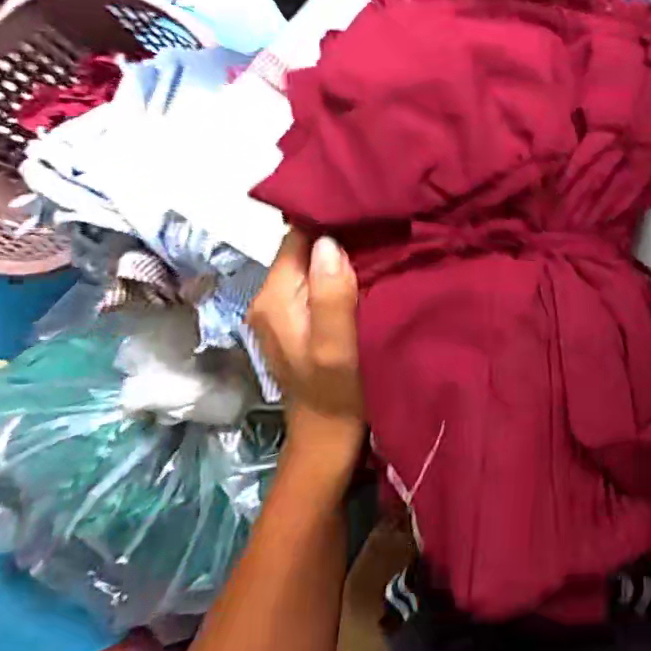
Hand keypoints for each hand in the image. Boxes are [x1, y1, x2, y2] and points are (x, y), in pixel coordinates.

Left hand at [250, 231, 364, 431]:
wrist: (328, 436)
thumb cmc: (338, 392)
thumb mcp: (336, 346)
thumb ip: (331, 294)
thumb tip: (328, 241)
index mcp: (274, 298)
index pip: (297, 236)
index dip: (330, 222)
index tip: (368, 214)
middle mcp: (268, 298)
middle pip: (303, 249)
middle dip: (338, 237)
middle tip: (382, 229)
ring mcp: (280, 310)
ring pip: (311, 265)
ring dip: (341, 256)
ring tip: (379, 248)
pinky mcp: (296, 321)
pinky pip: (316, 284)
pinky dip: (339, 276)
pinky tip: (365, 276)